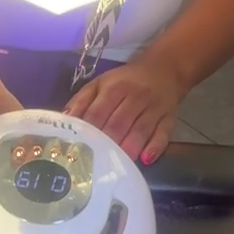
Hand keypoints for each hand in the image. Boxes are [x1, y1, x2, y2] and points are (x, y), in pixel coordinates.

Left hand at [64, 49, 189, 163]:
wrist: (163, 69)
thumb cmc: (123, 82)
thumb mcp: (99, 84)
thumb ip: (81, 101)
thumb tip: (64, 121)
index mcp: (114, 88)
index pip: (98, 113)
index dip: (88, 132)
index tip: (78, 149)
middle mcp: (136, 97)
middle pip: (118, 124)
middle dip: (106, 144)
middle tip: (94, 163)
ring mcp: (154, 108)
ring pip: (140, 131)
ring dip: (128, 149)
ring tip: (116, 165)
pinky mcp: (169, 118)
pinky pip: (163, 133)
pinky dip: (155, 146)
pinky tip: (146, 159)